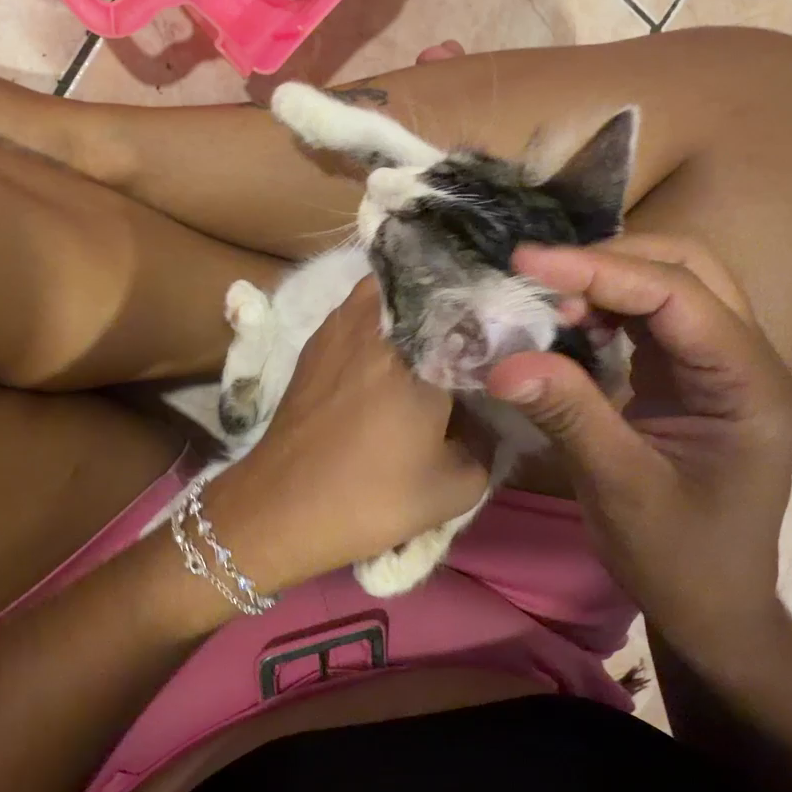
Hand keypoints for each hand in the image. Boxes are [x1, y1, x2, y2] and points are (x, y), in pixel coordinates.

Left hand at [206, 279, 489, 591]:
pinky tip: (392, 347)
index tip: (510, 331)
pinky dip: (380, 316)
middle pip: (427, 284)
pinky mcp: (316, 342)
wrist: (281, 507)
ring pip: (387, 289)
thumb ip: (486, 444)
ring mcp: (340, 327)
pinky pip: (358, 309)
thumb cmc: (371, 496)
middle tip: (473, 325)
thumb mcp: (455, 487)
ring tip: (434, 331)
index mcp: (421, 352)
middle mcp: (379, 324)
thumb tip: (482, 413)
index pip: (473, 309)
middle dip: (453, 297)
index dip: (494, 315)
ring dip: (413, 302)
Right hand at [486, 236, 791, 658]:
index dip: (601, 269)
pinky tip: (569, 322)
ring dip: (606, 279)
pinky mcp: (691, 377)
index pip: (678, 295)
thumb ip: (570, 414)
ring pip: (671, 284)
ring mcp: (721, 366)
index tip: (528, 263)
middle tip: (537, 276)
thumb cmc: (680, 558)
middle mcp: (747, 360)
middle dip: (610, 260)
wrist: (713, 607)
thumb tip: (502, 362)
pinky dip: (606, 307)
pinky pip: (652, 317)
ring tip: (546, 299)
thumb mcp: (621, 488)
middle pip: (688, 268)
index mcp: (750, 385)